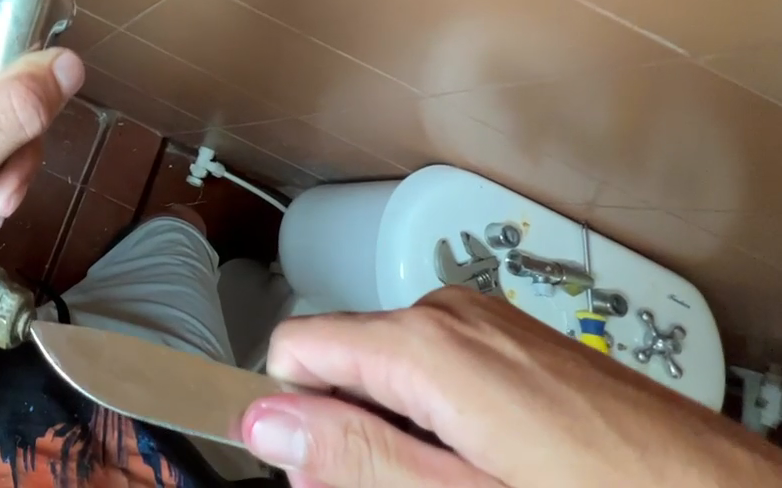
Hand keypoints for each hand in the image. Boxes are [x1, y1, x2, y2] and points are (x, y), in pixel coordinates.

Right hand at [240, 288, 781, 486]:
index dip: (296, 418)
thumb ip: (355, 460)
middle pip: (344, 362)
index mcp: (424, 342)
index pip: (295, 349)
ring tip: (471, 485)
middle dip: (356, 435)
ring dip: (403, 433)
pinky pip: (440, 367)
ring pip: (392, 370)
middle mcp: (447, 311)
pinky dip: (444, 420)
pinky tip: (498, 468)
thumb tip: (264, 422)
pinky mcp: (517, 339)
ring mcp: (488, 321)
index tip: (327, 478)